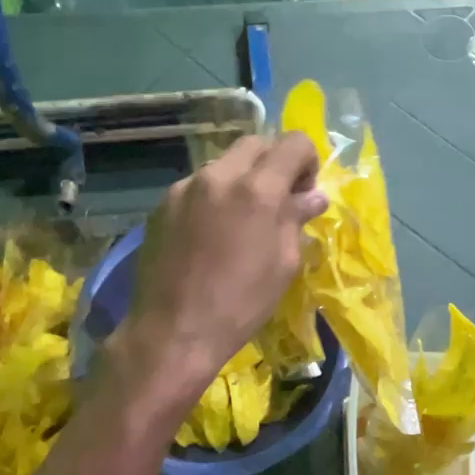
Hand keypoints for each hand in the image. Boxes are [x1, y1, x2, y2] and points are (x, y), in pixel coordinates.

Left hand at [121, 132, 328, 388]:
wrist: (173, 331)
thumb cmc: (240, 305)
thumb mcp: (283, 265)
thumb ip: (296, 220)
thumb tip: (312, 197)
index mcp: (257, 189)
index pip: (294, 142)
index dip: (307, 161)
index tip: (304, 192)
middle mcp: (218, 175)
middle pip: (255, 144)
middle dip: (274, 163)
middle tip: (278, 201)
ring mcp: (184, 187)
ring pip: (223, 164)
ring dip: (241, 180)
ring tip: (241, 222)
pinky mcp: (161, 205)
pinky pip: (197, 187)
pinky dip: (213, 198)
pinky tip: (210, 235)